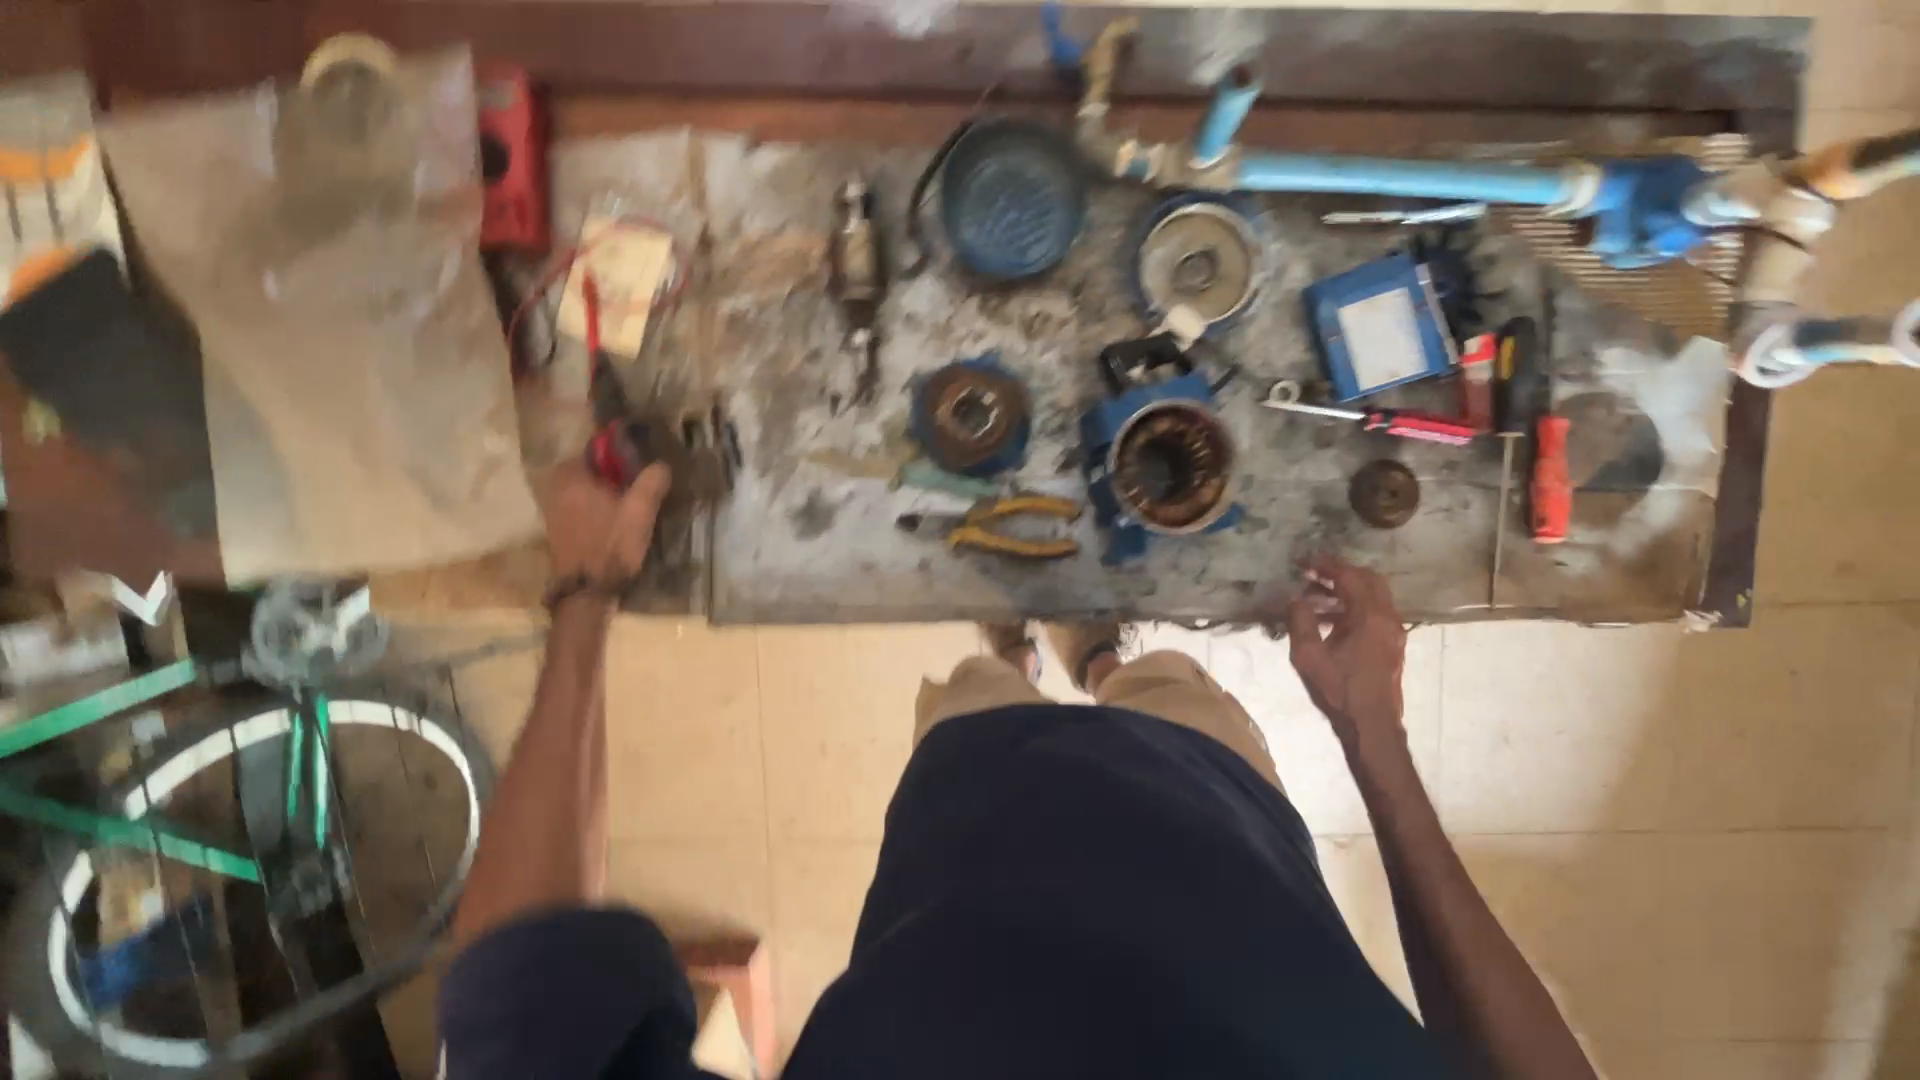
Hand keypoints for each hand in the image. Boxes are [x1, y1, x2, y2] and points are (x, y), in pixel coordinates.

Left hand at [535, 460, 672, 583]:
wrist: (587, 591)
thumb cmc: (611, 545)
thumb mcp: (640, 511)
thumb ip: (652, 481)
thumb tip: (661, 464)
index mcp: (571, 475)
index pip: (599, 449)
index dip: (623, 454)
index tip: (643, 464)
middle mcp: (555, 486)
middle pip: (593, 469)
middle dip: (616, 474)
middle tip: (641, 486)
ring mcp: (552, 508)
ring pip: (587, 488)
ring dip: (607, 492)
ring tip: (633, 503)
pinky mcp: (557, 527)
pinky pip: (581, 505)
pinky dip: (598, 507)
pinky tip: (617, 519)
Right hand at [1285, 554, 1406, 749]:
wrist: (1371, 724)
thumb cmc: (1338, 689)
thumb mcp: (1308, 655)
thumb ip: (1300, 621)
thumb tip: (1296, 599)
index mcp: (1369, 616)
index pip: (1350, 577)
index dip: (1327, 565)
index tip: (1305, 560)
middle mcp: (1387, 618)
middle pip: (1369, 580)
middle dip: (1341, 572)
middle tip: (1313, 572)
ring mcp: (1393, 631)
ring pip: (1373, 596)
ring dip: (1346, 590)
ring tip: (1315, 596)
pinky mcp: (1391, 644)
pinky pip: (1374, 612)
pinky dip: (1353, 606)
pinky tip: (1329, 619)